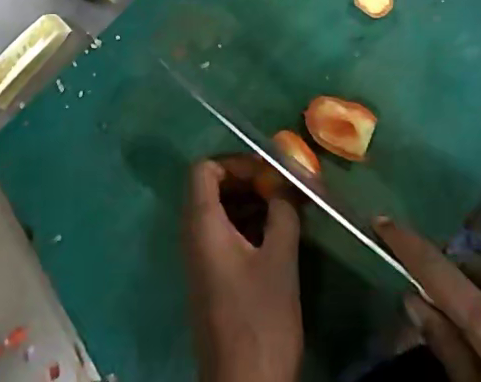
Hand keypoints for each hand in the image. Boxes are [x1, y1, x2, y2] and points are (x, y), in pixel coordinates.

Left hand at [183, 157, 302, 381]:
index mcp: (201, 222)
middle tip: (283, 189)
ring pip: (219, 212)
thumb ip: (283, 214)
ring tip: (287, 209)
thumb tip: (285, 186)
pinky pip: (223, 235)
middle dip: (247, 181)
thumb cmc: (259, 318)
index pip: (205, 168)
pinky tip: (277, 236)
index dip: (236, 162)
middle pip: (211, 187)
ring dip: (250, 204)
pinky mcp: (210, 277)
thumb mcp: (279, 261)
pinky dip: (246, 226)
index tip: (269, 171)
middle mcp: (192, 233)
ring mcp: (199, 257)